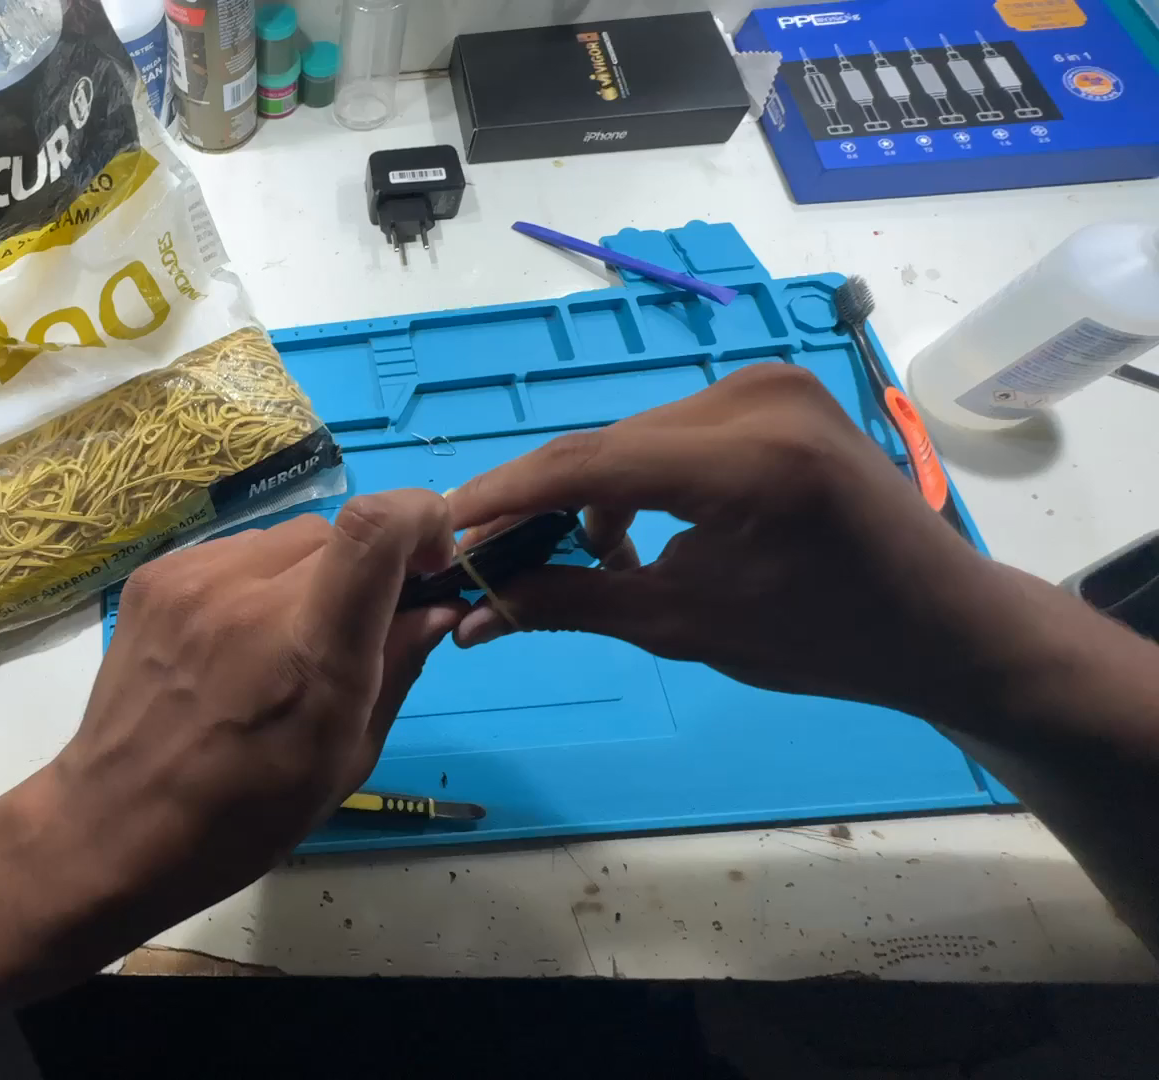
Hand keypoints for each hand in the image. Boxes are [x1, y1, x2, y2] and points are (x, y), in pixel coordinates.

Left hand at [43, 491, 462, 920]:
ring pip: (284, 538)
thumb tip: (436, 606)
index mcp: (306, 649)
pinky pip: (233, 552)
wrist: (117, 822)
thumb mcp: (346, 758)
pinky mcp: (153, 575)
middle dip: (364, 567)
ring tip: (281, 637)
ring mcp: (190, 578)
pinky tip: (233, 635)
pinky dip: (254, 580)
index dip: (421, 518)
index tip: (431, 559)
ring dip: (306, 573)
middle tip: (352, 622)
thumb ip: (398, 665)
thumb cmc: (245, 815)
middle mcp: (245, 594)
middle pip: (336, 531)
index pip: (374, 528)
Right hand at [446, 363, 1012, 714]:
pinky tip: (632, 529)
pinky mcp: (763, 393)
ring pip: (620, 441)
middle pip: (598, 450)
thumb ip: (561, 606)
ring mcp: (762, 386)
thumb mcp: (675, 626)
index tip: (441, 526)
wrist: (942, 624)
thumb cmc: (819, 639)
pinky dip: (626, 481)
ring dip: (582, 496)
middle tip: (489, 556)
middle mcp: (754, 399)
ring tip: (585, 557)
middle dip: (534, 505)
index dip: (502, 495)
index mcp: (751, 464)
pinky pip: (657, 435)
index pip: (588, 464)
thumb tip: (464, 620)